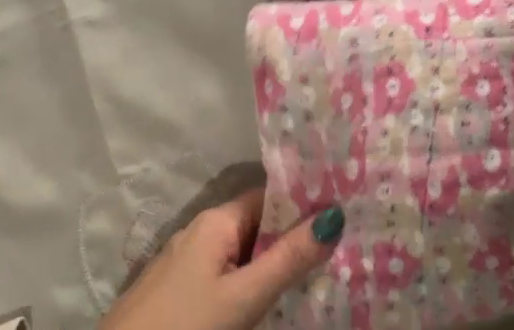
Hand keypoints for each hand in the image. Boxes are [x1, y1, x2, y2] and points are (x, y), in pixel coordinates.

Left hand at [100, 191, 343, 329]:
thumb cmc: (184, 326)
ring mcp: (182, 264)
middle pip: (257, 225)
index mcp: (216, 221)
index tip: (341, 212)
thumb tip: (335, 215)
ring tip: (309, 276)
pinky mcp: (172, 294)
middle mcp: (198, 232)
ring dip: (269, 264)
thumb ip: (289, 259)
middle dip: (291, 238)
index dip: (305, 204)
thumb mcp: (244, 298)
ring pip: (239, 254)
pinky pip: (221, 276)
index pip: (271, 197)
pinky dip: (245, 283)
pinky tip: (262, 302)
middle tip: (335, 249)